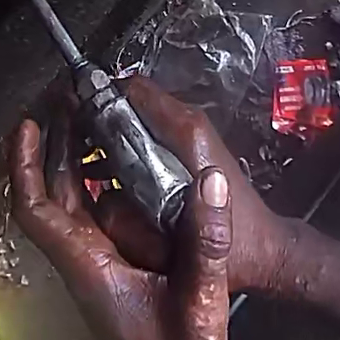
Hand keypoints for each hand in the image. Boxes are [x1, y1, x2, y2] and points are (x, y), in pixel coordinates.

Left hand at [10, 118, 228, 339]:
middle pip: (49, 190)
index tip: (27, 124)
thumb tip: (211, 180)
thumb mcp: (201, 308)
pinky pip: (88, 210)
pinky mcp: (105, 264)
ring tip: (88, 116)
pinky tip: (113, 160)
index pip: (35, 208)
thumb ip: (207, 247)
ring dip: (69, 155)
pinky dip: (91, 178)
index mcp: (87, 264)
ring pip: (67, 197)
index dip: (24, 164)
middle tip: (67, 100)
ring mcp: (90, 259)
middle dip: (50, 142)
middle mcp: (79, 256)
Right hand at [89, 77, 294, 292]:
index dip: (100, 95)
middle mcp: (188, 123)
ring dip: (109, 127)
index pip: (135, 90)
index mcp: (184, 133)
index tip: (73, 109)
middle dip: (99, 111)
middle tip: (70, 131)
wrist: (268, 250)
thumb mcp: (174, 235)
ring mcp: (190, 131)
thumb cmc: (230, 242)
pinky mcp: (190, 143)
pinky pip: (149, 127)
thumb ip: (130, 217)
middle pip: (133, 97)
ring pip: (139, 112)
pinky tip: (105, 165)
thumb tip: (93, 195)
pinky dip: (124, 138)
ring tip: (82, 149)